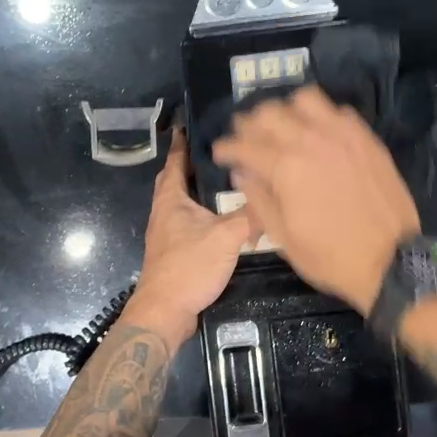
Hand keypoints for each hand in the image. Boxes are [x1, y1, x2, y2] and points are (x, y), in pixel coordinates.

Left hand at [123, 128, 256, 342]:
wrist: (166, 311)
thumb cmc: (189, 267)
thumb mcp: (226, 237)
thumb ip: (250, 216)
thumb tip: (272, 198)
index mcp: (171, 200)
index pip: (174, 162)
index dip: (182, 143)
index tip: (189, 125)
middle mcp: (164, 212)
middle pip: (175, 182)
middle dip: (190, 166)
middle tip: (213, 153)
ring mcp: (166, 234)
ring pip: (183, 205)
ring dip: (199, 193)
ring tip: (224, 184)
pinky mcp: (174, 253)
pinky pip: (189, 225)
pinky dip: (203, 216)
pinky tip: (221, 221)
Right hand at [212, 86, 418, 313]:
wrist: (389, 262)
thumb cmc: (330, 258)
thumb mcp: (283, 238)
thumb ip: (258, 199)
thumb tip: (241, 172)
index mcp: (286, 168)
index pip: (244, 144)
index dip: (226, 147)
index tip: (219, 153)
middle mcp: (312, 141)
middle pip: (269, 113)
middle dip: (249, 123)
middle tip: (244, 137)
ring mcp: (342, 136)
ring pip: (304, 100)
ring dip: (285, 110)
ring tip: (281, 128)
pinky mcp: (366, 139)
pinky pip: (337, 111)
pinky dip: (319, 117)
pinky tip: (316, 134)